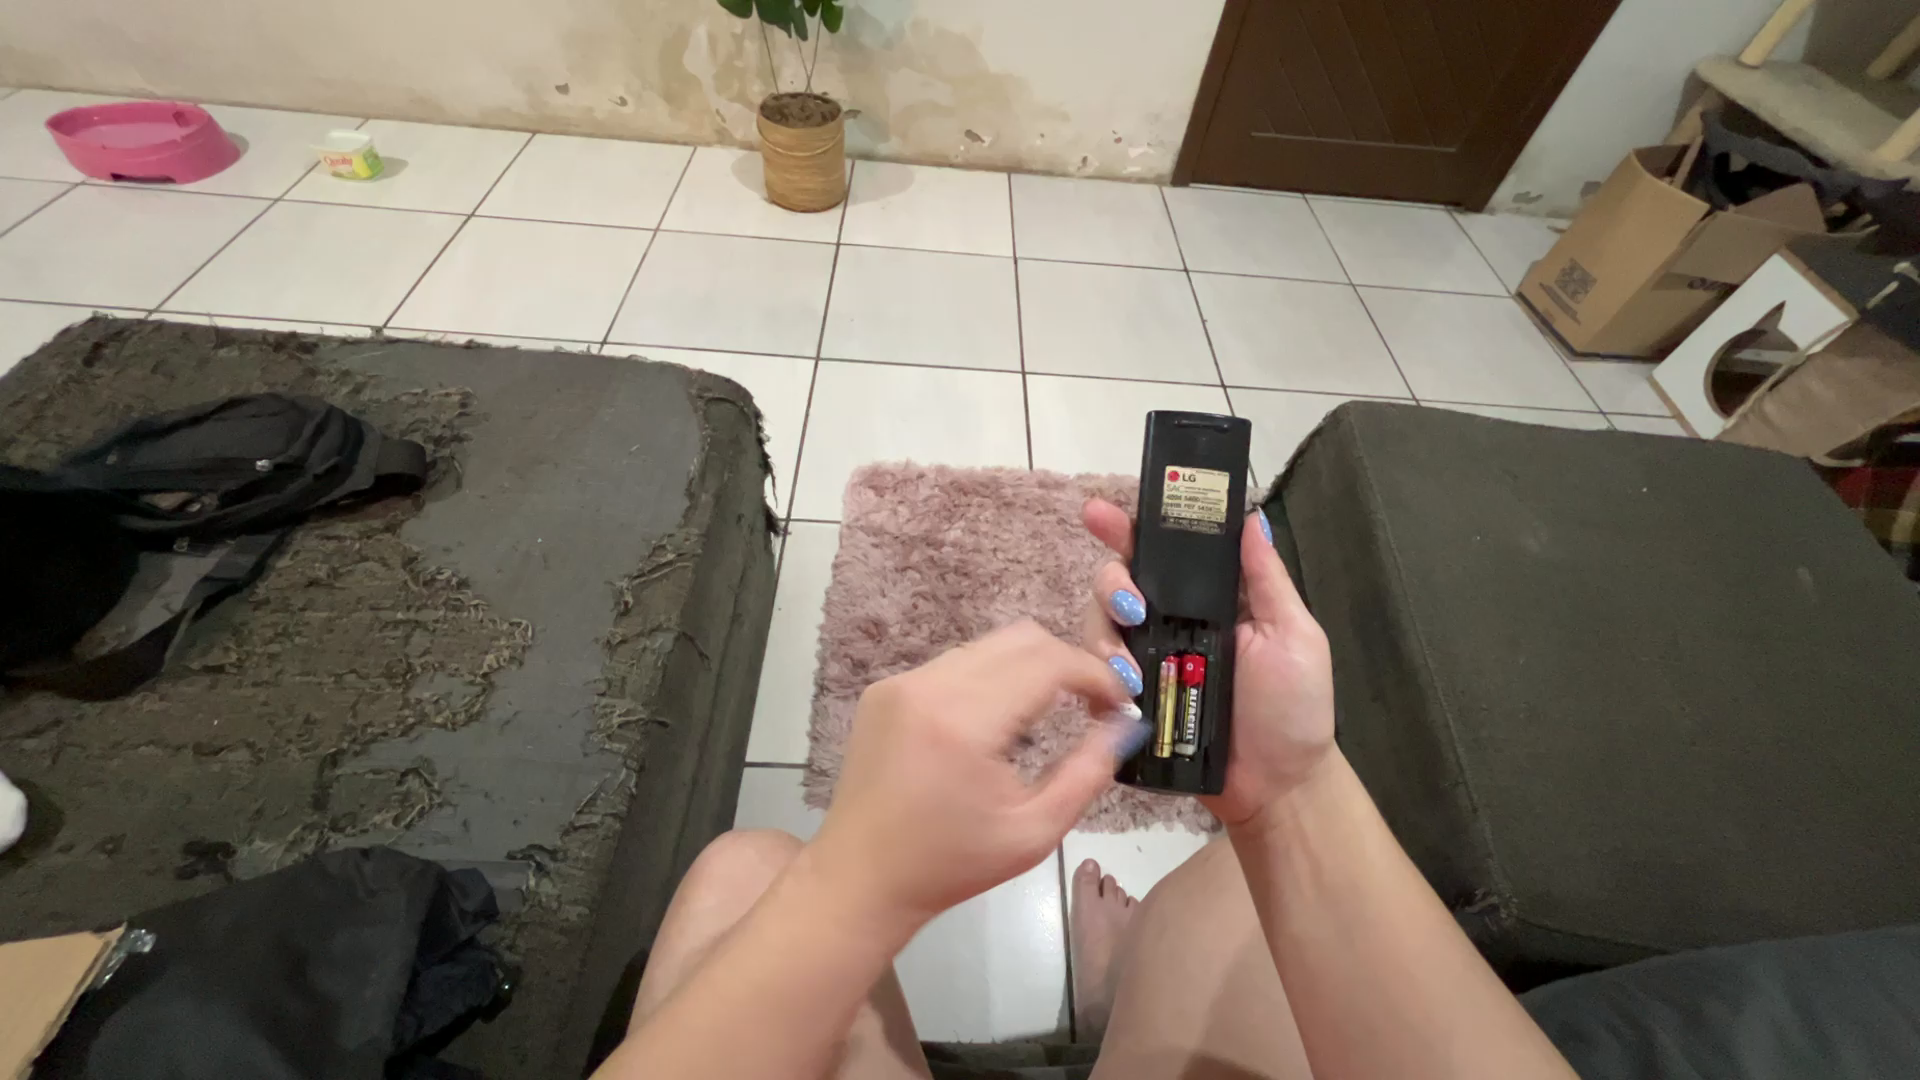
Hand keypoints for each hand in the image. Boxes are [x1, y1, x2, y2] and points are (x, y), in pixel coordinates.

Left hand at [808, 620, 1149, 928]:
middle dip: (1066, 662)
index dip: (1095, 674)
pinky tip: (995, 720)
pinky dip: (989, 677)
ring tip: (1047, 711)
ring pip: (988, 645)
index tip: (1119, 703)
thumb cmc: (951, 864)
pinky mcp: (886, 687)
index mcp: (965, 722)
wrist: (860, 877)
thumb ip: (1088, 771)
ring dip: (1028, 668)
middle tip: (1089, 704)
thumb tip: (1125, 723)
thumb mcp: (1035, 831)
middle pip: (1021, 637)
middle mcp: (929, 685)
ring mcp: (902, 681)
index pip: (1048, 662)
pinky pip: (955, 663)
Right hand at [1080, 499, 1334, 828]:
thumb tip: (1250, 518)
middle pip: (1114, 583)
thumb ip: (1266, 580)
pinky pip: (1093, 680)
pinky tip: (1123, 695)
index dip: (1126, 528)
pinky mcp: (1125, 702)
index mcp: (1203, 598)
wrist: (1279, 785)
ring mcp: (1142, 662)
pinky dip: (1099, 682)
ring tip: (1132, 670)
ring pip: (1097, 627)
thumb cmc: (1293, 707)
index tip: (1101, 513)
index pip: (1159, 552)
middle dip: (1111, 584)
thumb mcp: (1293, 635)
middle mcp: (1164, 621)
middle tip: (1130, 604)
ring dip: (1105, 638)